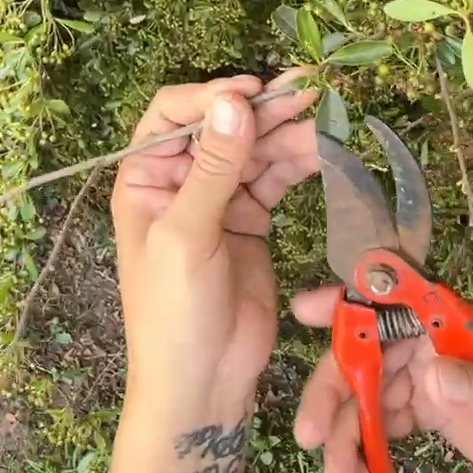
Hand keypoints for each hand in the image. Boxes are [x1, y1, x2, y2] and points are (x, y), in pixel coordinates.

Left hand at [95, 73, 319, 472]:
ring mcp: (219, 197)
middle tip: (308, 90)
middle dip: (263, 109)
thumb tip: (233, 101)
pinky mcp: (252, 216)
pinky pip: (276, 177)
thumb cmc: (174, 311)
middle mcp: (181, 179)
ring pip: (255, 149)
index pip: (174, 115)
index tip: (254, 91)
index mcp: (146, 177)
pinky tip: (324, 150)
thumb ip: (215, 167)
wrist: (204, 382)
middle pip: (223, 127)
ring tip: (326, 117)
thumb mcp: (187, 235)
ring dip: (288, 132)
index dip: (212, 97)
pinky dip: (299, 162)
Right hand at [290, 287, 472, 472]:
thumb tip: (430, 371)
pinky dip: (366, 454)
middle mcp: (452, 348)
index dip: (358, 300)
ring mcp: (443, 383)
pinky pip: (386, 425)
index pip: (410, 300)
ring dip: (348, 435)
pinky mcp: (439, 417)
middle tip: (311, 435)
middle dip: (338, 388)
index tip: (309, 311)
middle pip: (376, 350)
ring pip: (373, 392)